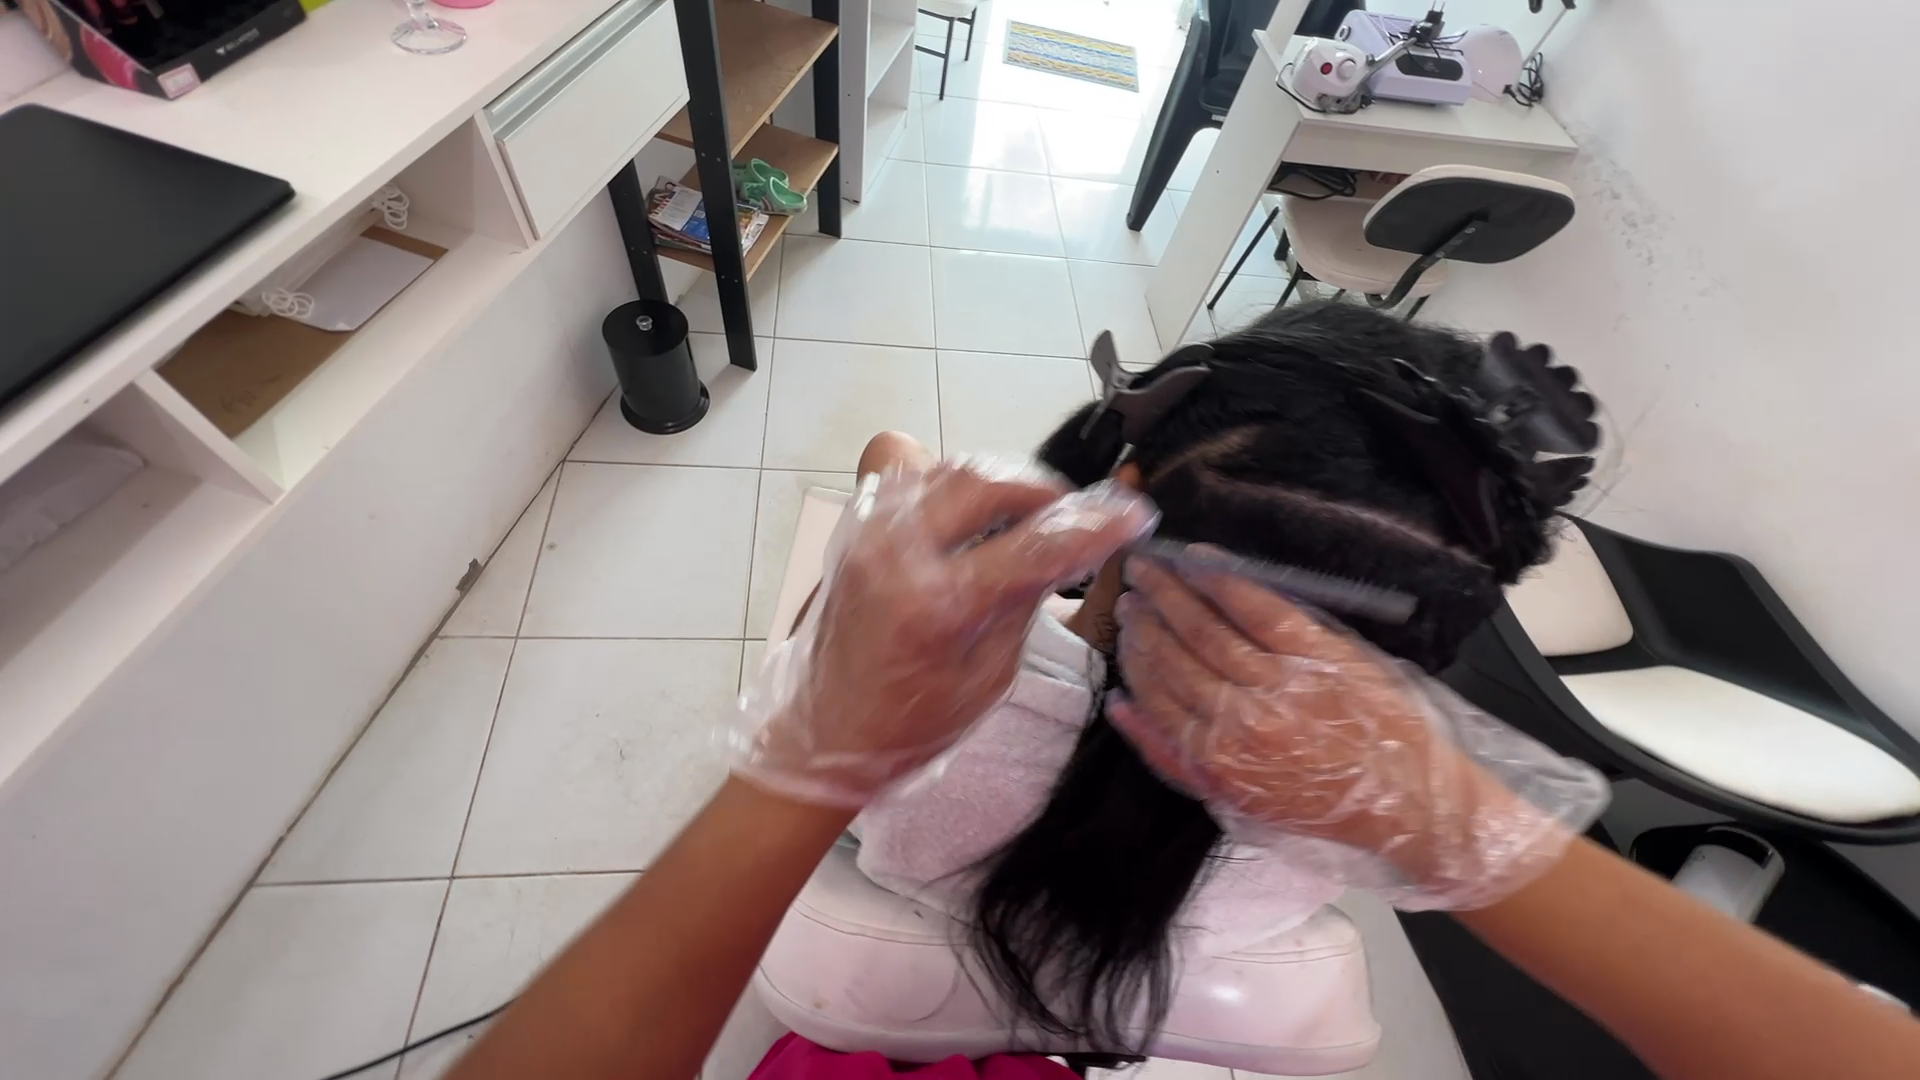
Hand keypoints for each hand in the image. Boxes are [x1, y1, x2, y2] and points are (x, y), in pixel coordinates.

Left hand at [730, 459, 1156, 807]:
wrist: (823, 730)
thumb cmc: (909, 723)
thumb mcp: (990, 675)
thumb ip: (1026, 600)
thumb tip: (1069, 543)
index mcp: (933, 604)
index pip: (1034, 544)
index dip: (1094, 526)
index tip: (1132, 514)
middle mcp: (893, 550)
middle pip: (989, 481)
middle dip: (1045, 492)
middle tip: (1074, 517)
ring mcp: (866, 528)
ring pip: (952, 466)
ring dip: (1002, 482)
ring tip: (1030, 517)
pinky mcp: (854, 522)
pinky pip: (914, 470)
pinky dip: (955, 482)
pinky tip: (974, 513)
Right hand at [1108, 552, 1606, 909]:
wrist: (1408, 801)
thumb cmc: (1315, 803)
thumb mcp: (1232, 800)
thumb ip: (1169, 756)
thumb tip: (1119, 706)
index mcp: (1217, 757)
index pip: (1156, 692)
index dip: (1134, 655)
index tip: (1123, 630)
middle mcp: (1242, 717)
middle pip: (1176, 655)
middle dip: (1145, 618)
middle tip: (1127, 588)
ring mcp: (1279, 681)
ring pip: (1207, 628)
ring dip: (1171, 593)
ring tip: (1149, 569)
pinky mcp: (1317, 653)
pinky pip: (1260, 607)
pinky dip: (1224, 580)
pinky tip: (1196, 561)